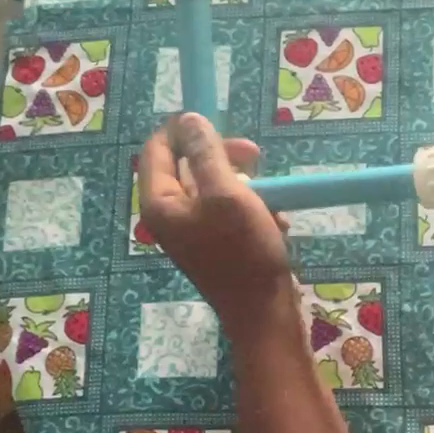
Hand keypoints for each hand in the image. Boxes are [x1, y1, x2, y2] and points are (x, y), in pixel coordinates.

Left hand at [139, 113, 292, 313]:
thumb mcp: (229, 194)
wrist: (265, 313)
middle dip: (223, 158)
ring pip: (215, 190)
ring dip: (247, 188)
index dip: (185, 129)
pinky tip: (276, 223)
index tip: (221, 123)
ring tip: (272, 201)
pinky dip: (253, 212)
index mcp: (160, 203)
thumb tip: (190, 119)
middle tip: (256, 155)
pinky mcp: (218, 248)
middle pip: (188, 168)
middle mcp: (170, 217)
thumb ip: (207, 154)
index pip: (157, 149)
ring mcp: (194, 235)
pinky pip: (230, 215)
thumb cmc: (245, 252)